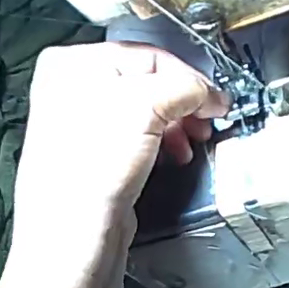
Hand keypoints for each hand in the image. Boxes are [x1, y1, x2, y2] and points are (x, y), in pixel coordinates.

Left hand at [14, 42, 229, 256]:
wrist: (76, 231)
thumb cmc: (90, 169)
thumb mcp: (146, 107)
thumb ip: (184, 88)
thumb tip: (209, 93)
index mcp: (73, 63)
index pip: (148, 56)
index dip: (188, 77)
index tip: (215, 99)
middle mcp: (74, 90)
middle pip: (150, 84)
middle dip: (184, 104)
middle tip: (206, 120)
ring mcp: (86, 125)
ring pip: (149, 112)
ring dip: (178, 126)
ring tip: (191, 142)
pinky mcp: (100, 156)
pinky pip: (141, 138)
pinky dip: (164, 143)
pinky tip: (174, 156)